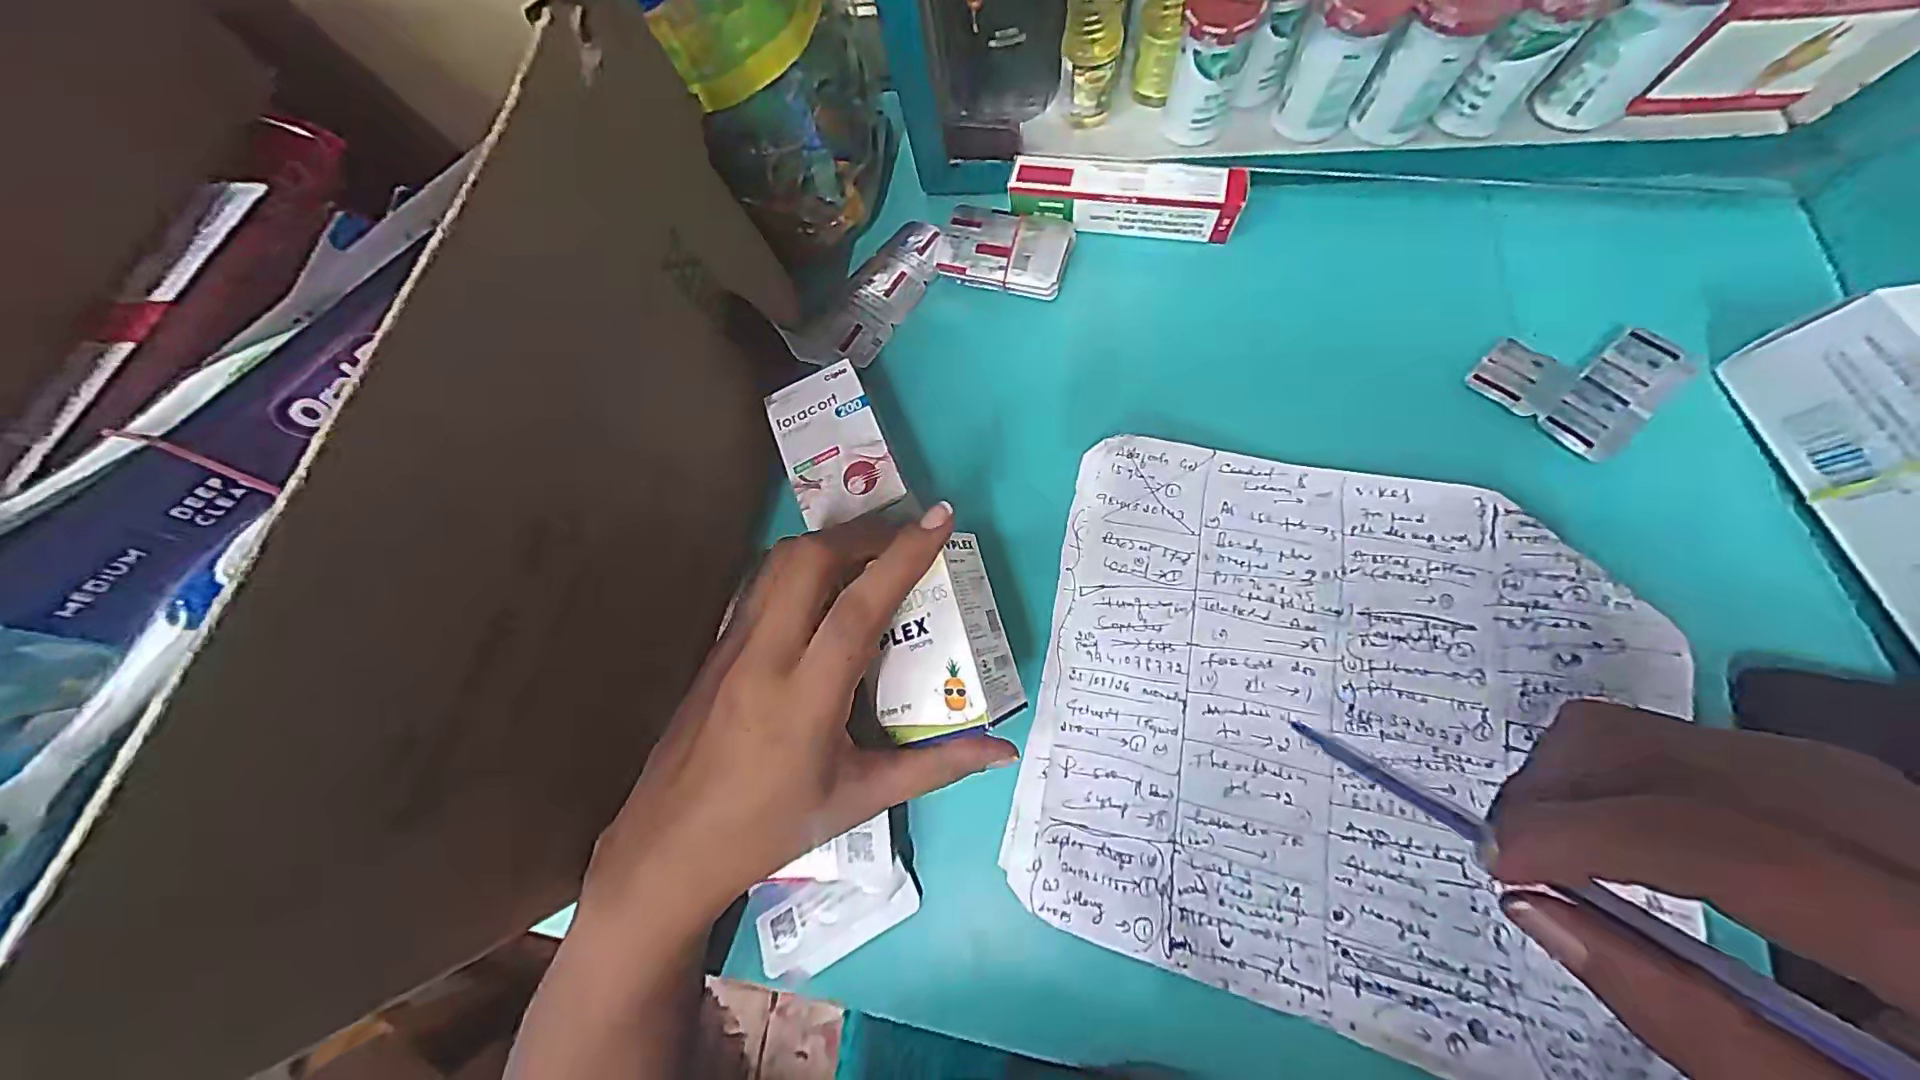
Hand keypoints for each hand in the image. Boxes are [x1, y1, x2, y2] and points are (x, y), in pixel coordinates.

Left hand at [581, 503, 1018, 928]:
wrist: (668, 848)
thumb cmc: (771, 828)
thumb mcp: (860, 799)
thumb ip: (936, 767)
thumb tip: (1001, 751)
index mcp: (805, 699)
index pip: (858, 608)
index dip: (903, 556)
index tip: (939, 517)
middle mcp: (764, 658)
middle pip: (810, 561)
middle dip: (864, 535)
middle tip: (905, 538)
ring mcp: (732, 647)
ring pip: (778, 564)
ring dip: (829, 543)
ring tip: (869, 553)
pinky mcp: (715, 648)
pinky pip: (760, 584)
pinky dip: (799, 566)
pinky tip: (822, 587)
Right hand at [1489, 700, 1919, 1078]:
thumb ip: (1691, 1022)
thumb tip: (1534, 909)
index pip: (1721, 841)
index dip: (1582, 835)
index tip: (1500, 861)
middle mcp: (1912, 841)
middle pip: (1686, 756)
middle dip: (1562, 785)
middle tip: (1513, 845)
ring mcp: (1886, 801)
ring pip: (1687, 737)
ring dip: (1588, 773)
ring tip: (1555, 836)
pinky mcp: (1853, 791)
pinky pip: (1712, 750)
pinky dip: (1634, 775)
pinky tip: (1617, 828)